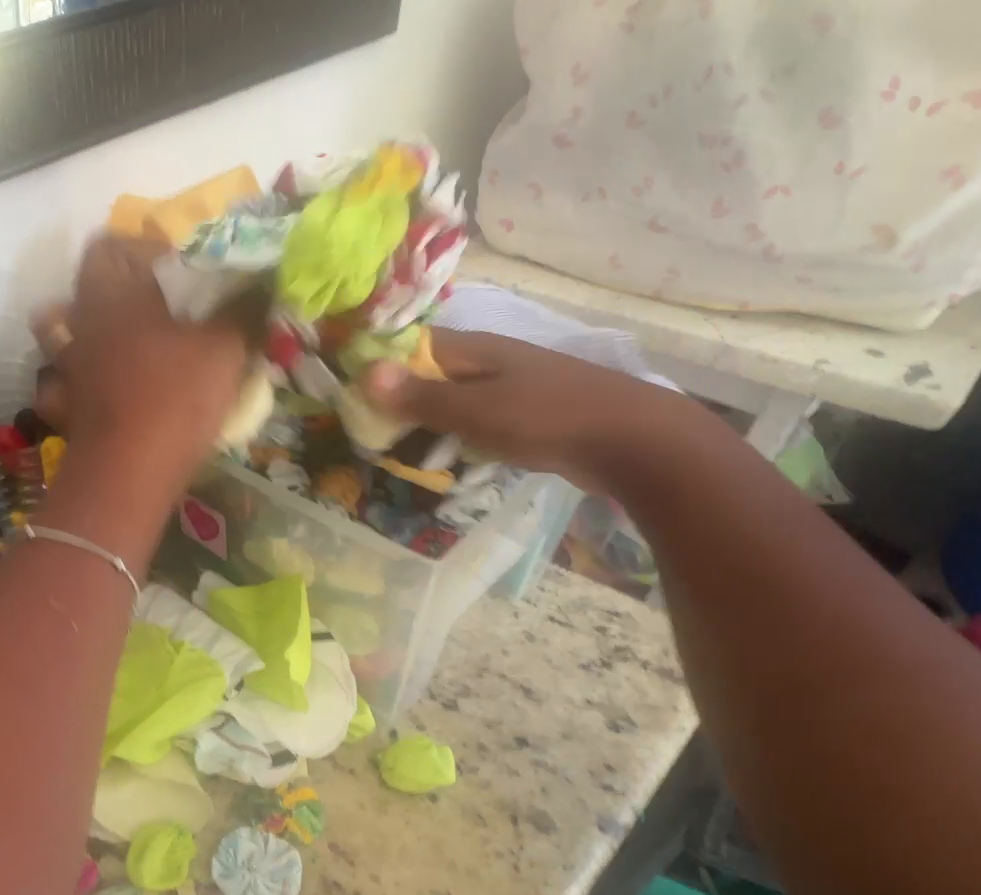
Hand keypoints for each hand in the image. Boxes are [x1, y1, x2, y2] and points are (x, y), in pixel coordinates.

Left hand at [33, 236, 248, 487]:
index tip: (175, 268)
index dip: (139, 248)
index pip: (108, 246)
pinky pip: (59, 386)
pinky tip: (98, 390)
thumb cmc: (176, 396)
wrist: (129, 472)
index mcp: (113, 295)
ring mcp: (66, 368)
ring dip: (84, 330)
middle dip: (116, 288)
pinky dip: (73, 383)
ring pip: (58, 333)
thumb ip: (242, 311)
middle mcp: (80, 324)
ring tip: (121, 342)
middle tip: (159, 306)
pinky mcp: (63, 409)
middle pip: (84, 287)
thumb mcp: (225, 349)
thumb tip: (261, 282)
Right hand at [359, 328, 713, 491]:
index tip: (348, 395)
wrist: (632, 442)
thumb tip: (365, 372)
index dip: (378, 366)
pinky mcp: (528, 416)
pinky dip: (456, 437)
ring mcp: (512, 389)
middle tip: (369, 434)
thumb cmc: (547, 418)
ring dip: (426, 423)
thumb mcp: (475, 410)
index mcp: (475, 350)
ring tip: (401, 454)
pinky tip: (449, 460)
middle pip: (429, 375)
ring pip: (453, 401)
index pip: (410, 348)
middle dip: (398, 401)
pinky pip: (477, 422)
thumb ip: (420, 396)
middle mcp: (491, 362)